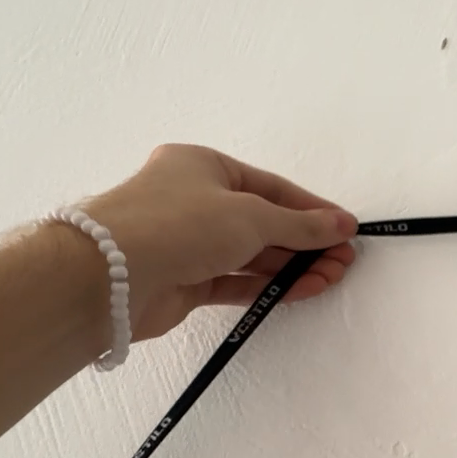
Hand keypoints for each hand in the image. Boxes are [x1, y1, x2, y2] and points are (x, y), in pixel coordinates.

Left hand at [78, 144, 358, 340]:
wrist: (109, 276)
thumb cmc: (181, 224)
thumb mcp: (253, 216)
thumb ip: (303, 225)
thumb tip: (344, 224)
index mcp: (204, 166)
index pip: (273, 188)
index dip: (314, 210)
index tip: (347, 230)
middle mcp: (195, 200)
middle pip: (266, 223)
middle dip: (308, 243)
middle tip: (344, 261)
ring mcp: (190, 243)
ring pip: (254, 254)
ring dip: (294, 267)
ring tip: (332, 278)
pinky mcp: (187, 280)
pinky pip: (239, 280)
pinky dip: (271, 286)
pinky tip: (303, 290)